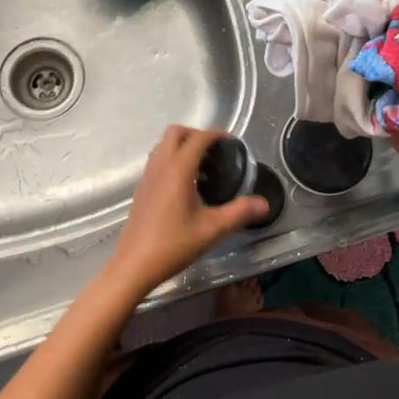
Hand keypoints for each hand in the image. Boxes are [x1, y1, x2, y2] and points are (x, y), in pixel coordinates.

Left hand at [106, 125, 270, 294]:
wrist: (134, 265)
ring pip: (162, 145)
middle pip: (175, 132)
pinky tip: (183, 184)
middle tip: (214, 151)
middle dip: (195, 134)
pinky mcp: (141, 189)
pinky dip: (170, 159)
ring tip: (200, 165)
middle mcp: (160, 166)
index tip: (230, 141)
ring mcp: (147, 176)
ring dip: (181, 145)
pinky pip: (156, 160)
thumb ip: (239, 213)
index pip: (197, 138)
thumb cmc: (174, 244)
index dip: (215, 134)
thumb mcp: (212, 230)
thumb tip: (264, 204)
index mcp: (178, 170)